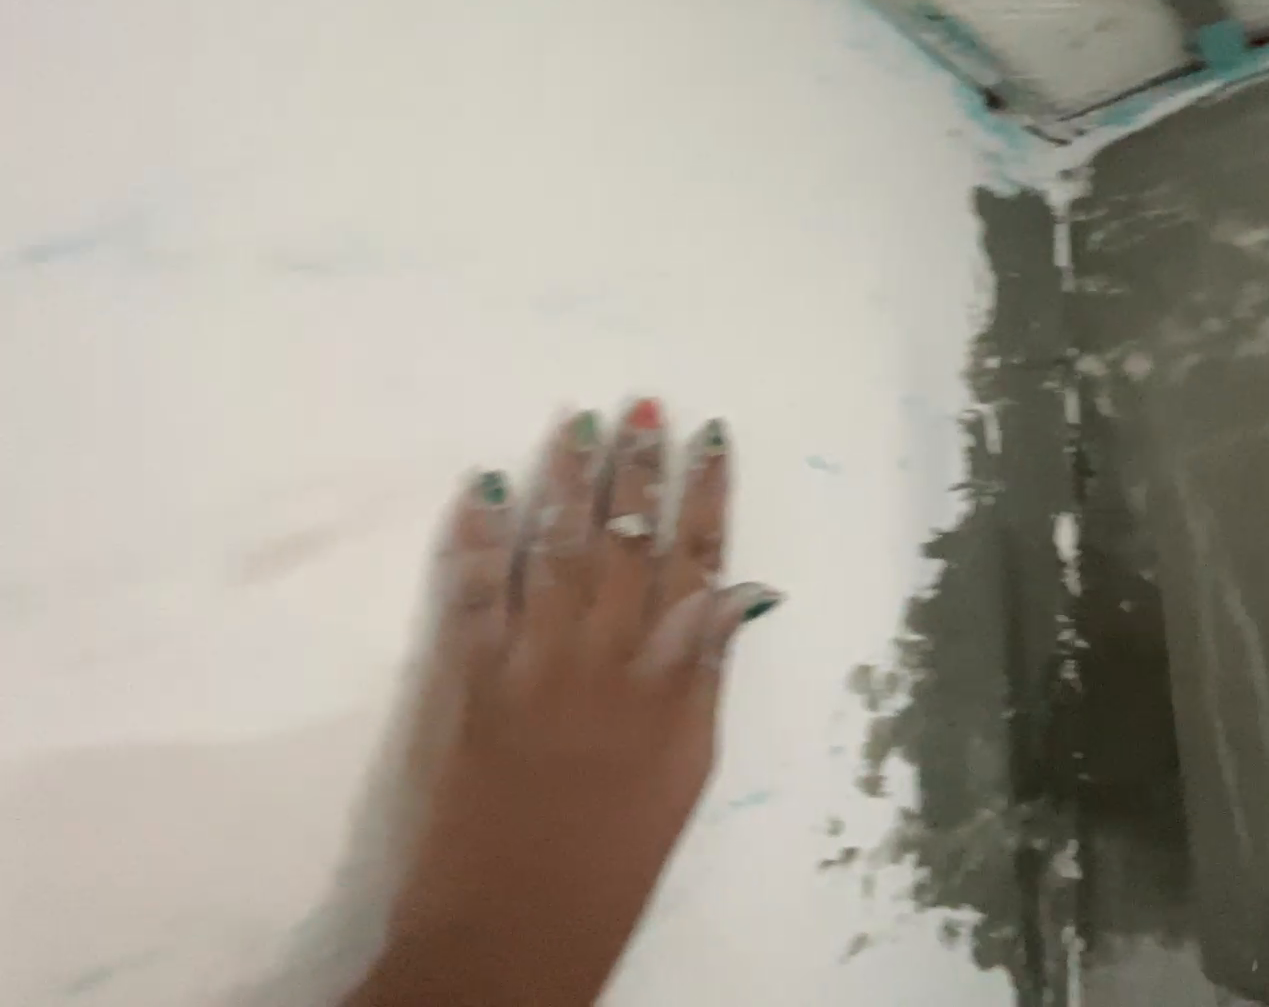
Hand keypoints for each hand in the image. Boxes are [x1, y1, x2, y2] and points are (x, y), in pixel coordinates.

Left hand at [357, 400, 780, 1005]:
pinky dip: (477, 537)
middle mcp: (604, 648)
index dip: (707, 494)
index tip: (710, 438)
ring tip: (579, 422)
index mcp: (666, 671)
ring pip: (556, 548)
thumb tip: (742, 593)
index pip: (697, 559)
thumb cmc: (622, 846)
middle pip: (628, 539)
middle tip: (644, 404)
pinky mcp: (464, 677)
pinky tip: (483, 485)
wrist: (512, 926)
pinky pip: (471, 594)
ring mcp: (530, 657)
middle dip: (639, 467)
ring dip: (568, 481)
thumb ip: (711, 669)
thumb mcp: (694, 761)